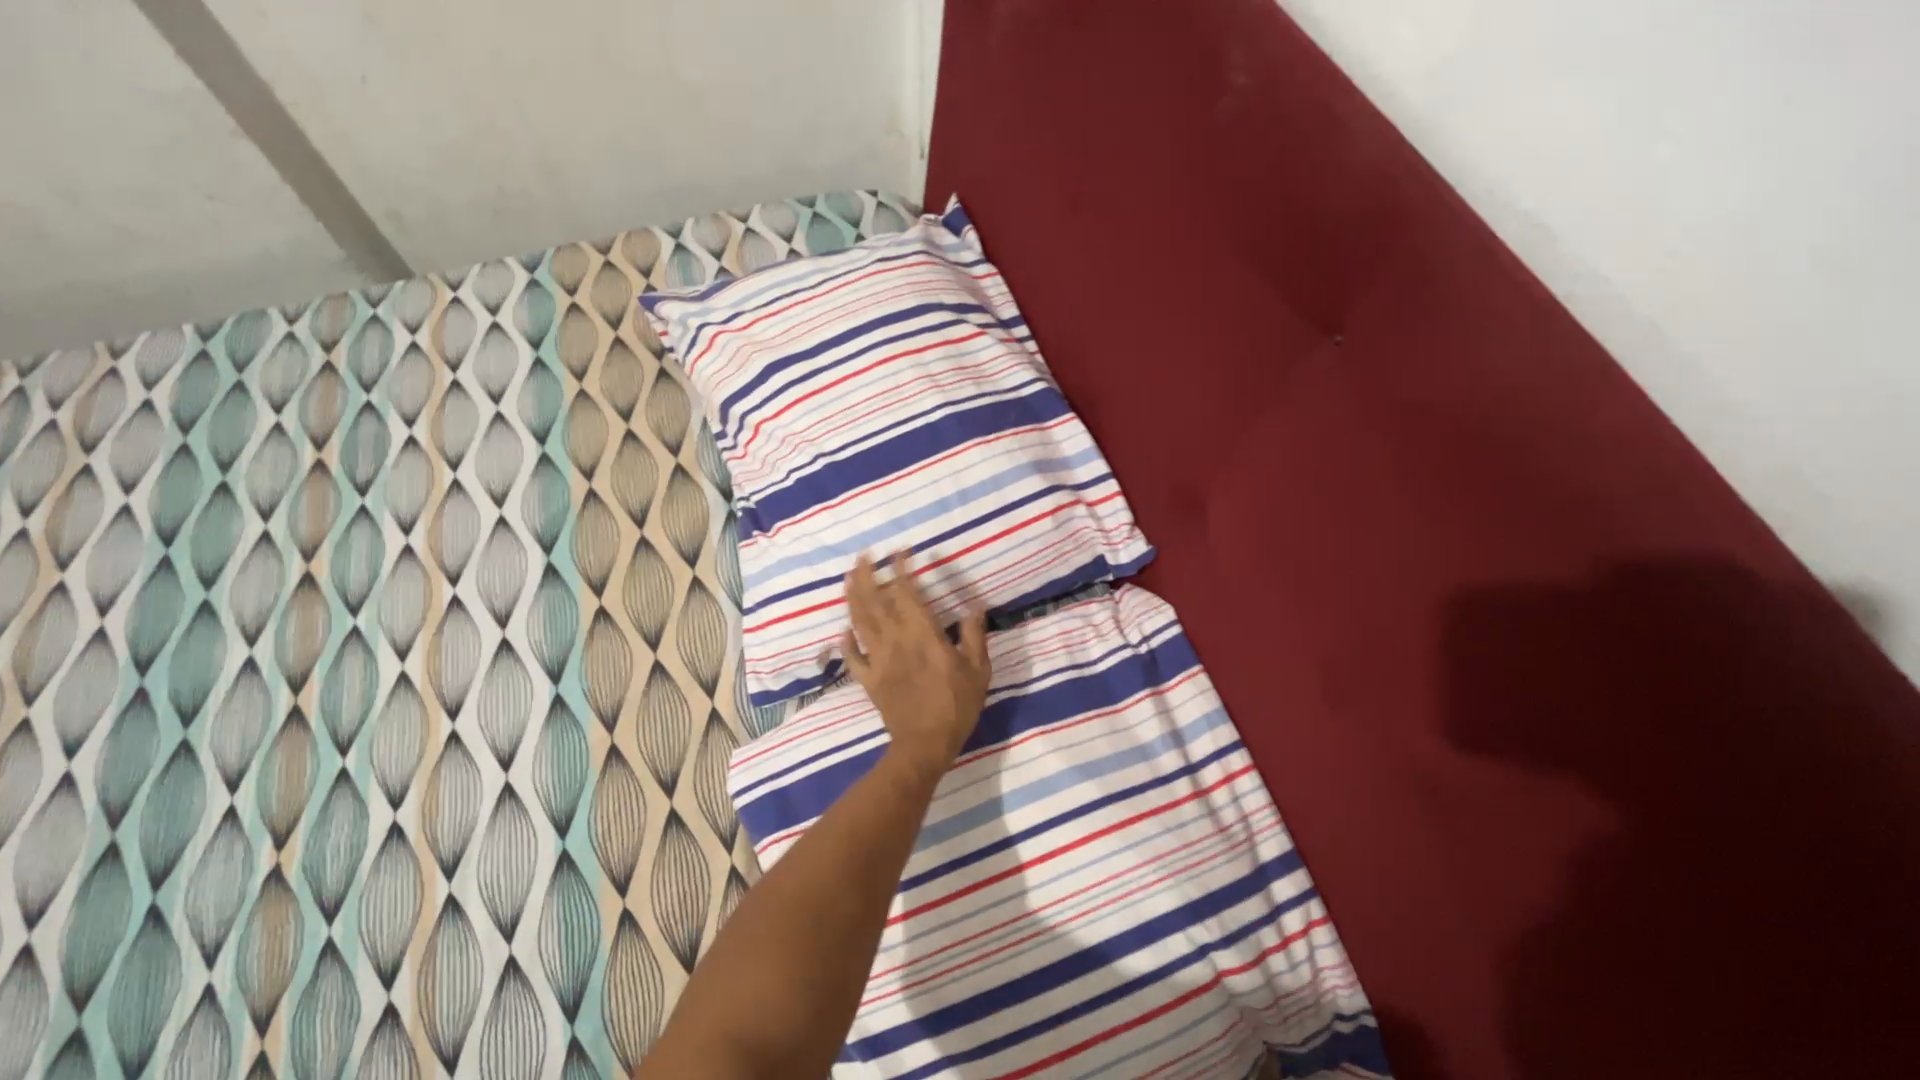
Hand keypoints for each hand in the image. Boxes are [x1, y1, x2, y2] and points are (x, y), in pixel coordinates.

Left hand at [841, 550, 991, 784]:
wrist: (925, 745)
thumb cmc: (956, 706)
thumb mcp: (978, 670)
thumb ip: (974, 636)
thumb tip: (975, 607)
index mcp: (921, 634)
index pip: (906, 593)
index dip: (901, 570)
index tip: (900, 552)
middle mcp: (894, 641)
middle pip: (874, 602)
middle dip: (867, 575)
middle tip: (863, 556)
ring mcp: (877, 661)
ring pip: (859, 623)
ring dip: (852, 598)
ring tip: (849, 578)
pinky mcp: (869, 681)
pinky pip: (853, 659)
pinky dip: (846, 643)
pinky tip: (843, 631)